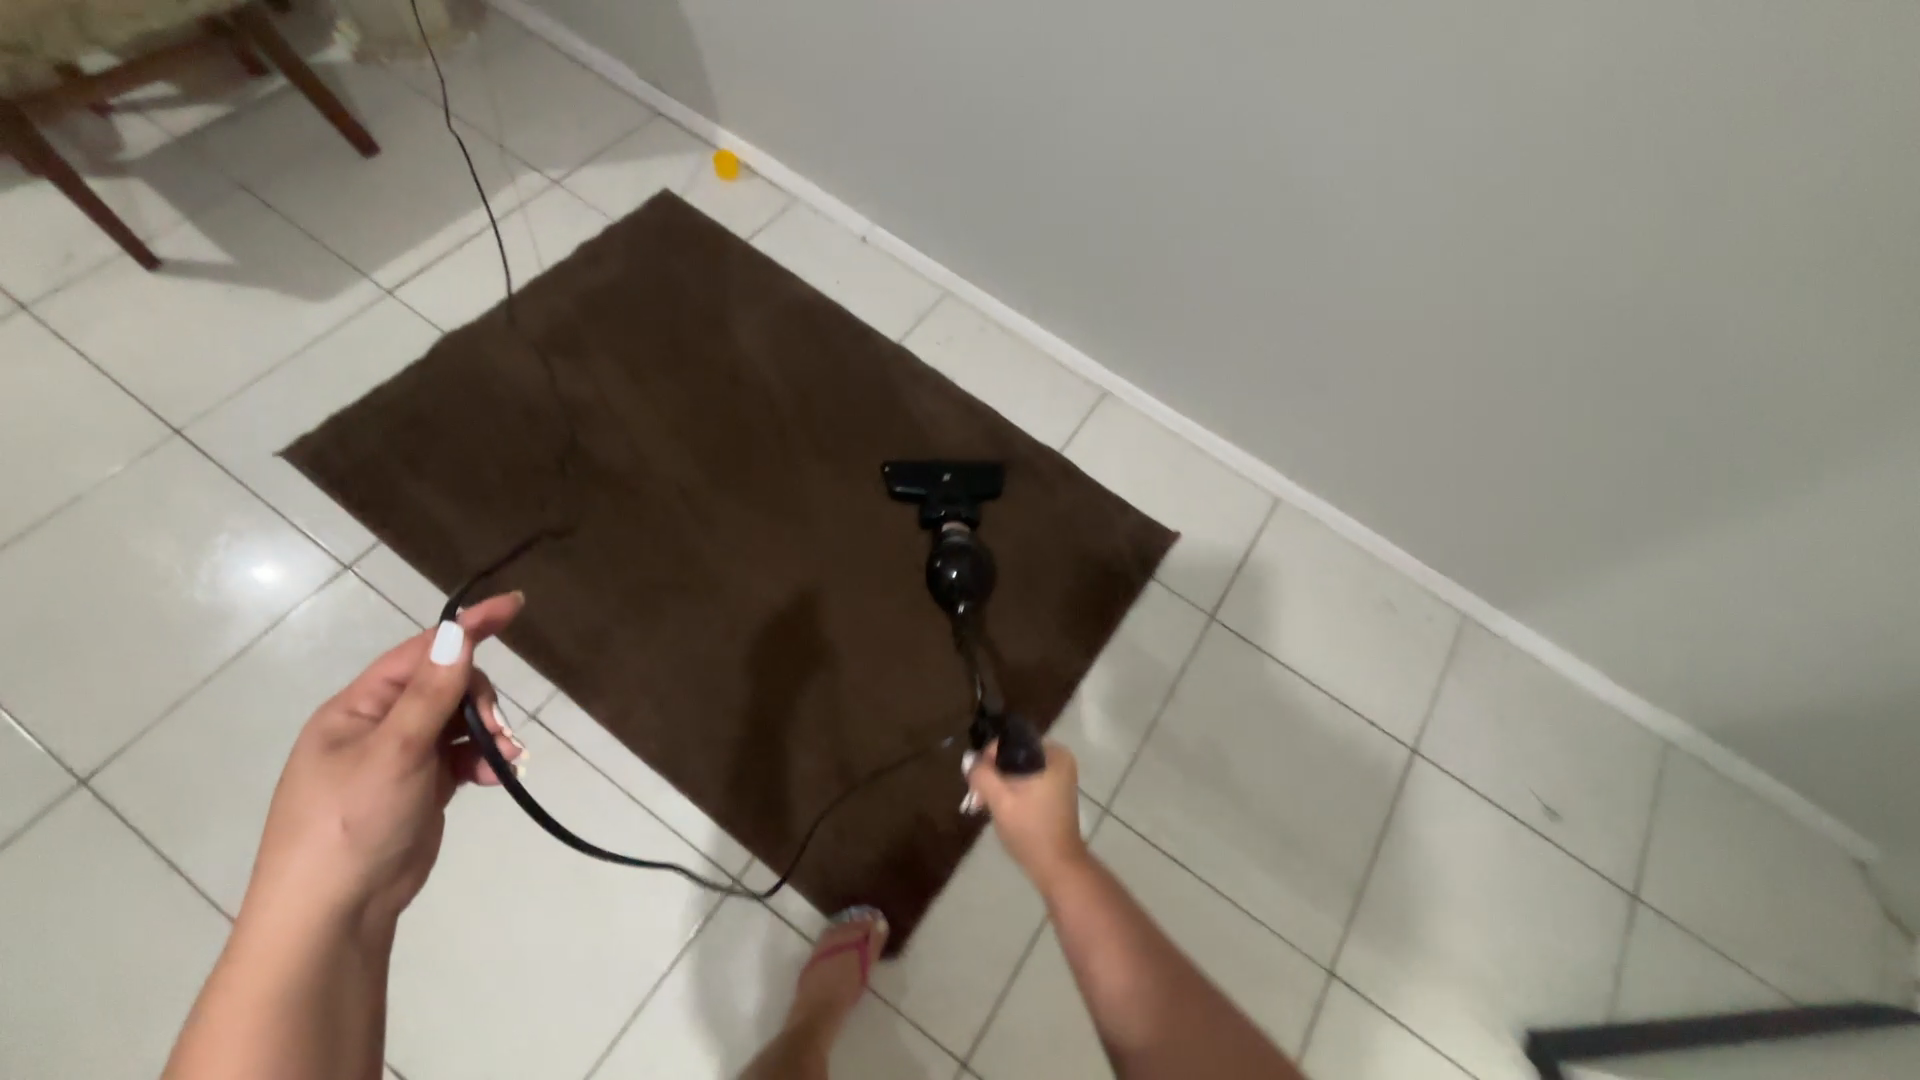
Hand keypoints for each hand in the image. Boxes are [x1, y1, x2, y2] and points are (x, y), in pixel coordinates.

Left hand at [242, 592, 528, 935]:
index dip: (468, 628)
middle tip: (496, 732)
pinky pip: (463, 757)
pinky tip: (499, 778)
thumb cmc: (351, 823)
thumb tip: (457, 633)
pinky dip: (486, 762)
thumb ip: (431, 693)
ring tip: (505, 760)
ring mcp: (401, 758)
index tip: (514, 606)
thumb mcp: (394, 752)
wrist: (334, 912)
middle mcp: (379, 726)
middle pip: (449, 687)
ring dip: (489, 734)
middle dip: (482, 702)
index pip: (423, 651)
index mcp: (358, 709)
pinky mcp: (422, 787)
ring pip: (461, 723)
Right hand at [966, 739, 1088, 887]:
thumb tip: (968, 758)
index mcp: (1054, 755)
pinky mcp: (1056, 793)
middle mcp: (1060, 760)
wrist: (1058, 866)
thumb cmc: (1030, 830)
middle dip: (993, 773)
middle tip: (977, 796)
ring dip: (1000, 784)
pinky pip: (1027, 781)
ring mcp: (1060, 777)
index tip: (976, 780)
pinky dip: (1012, 791)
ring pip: (1019, 770)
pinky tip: (998, 808)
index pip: (1011, 741)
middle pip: (1015, 755)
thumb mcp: (1000, 800)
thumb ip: (982, 775)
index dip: (989, 757)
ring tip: (983, 804)